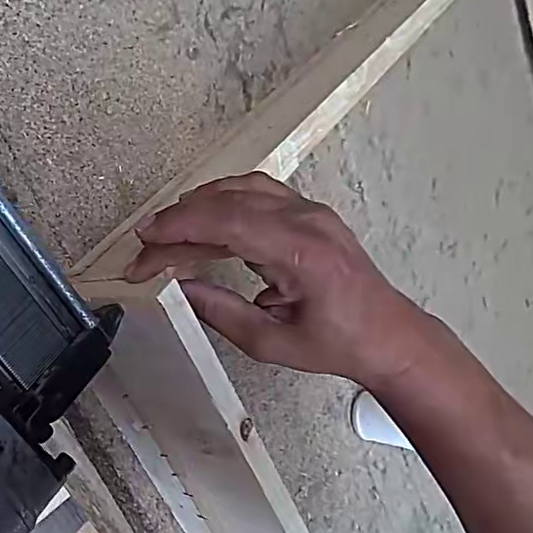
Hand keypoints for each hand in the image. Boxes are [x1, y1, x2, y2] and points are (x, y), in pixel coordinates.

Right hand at [122, 173, 453, 392]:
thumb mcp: (271, 342)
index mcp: (301, 252)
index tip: (145, 243)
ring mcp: (310, 211)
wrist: (387, 335)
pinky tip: (203, 216)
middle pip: (226, 203)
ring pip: (240, 189)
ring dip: (197, 206)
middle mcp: (307, 220)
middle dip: (178, 224)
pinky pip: (258, 191)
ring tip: (166, 231)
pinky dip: (223, 200)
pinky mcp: (309, 213)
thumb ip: (220, 311)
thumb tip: (178, 288)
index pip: (226, 222)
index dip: (177, 229)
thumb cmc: (338, 343)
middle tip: (145, 249)